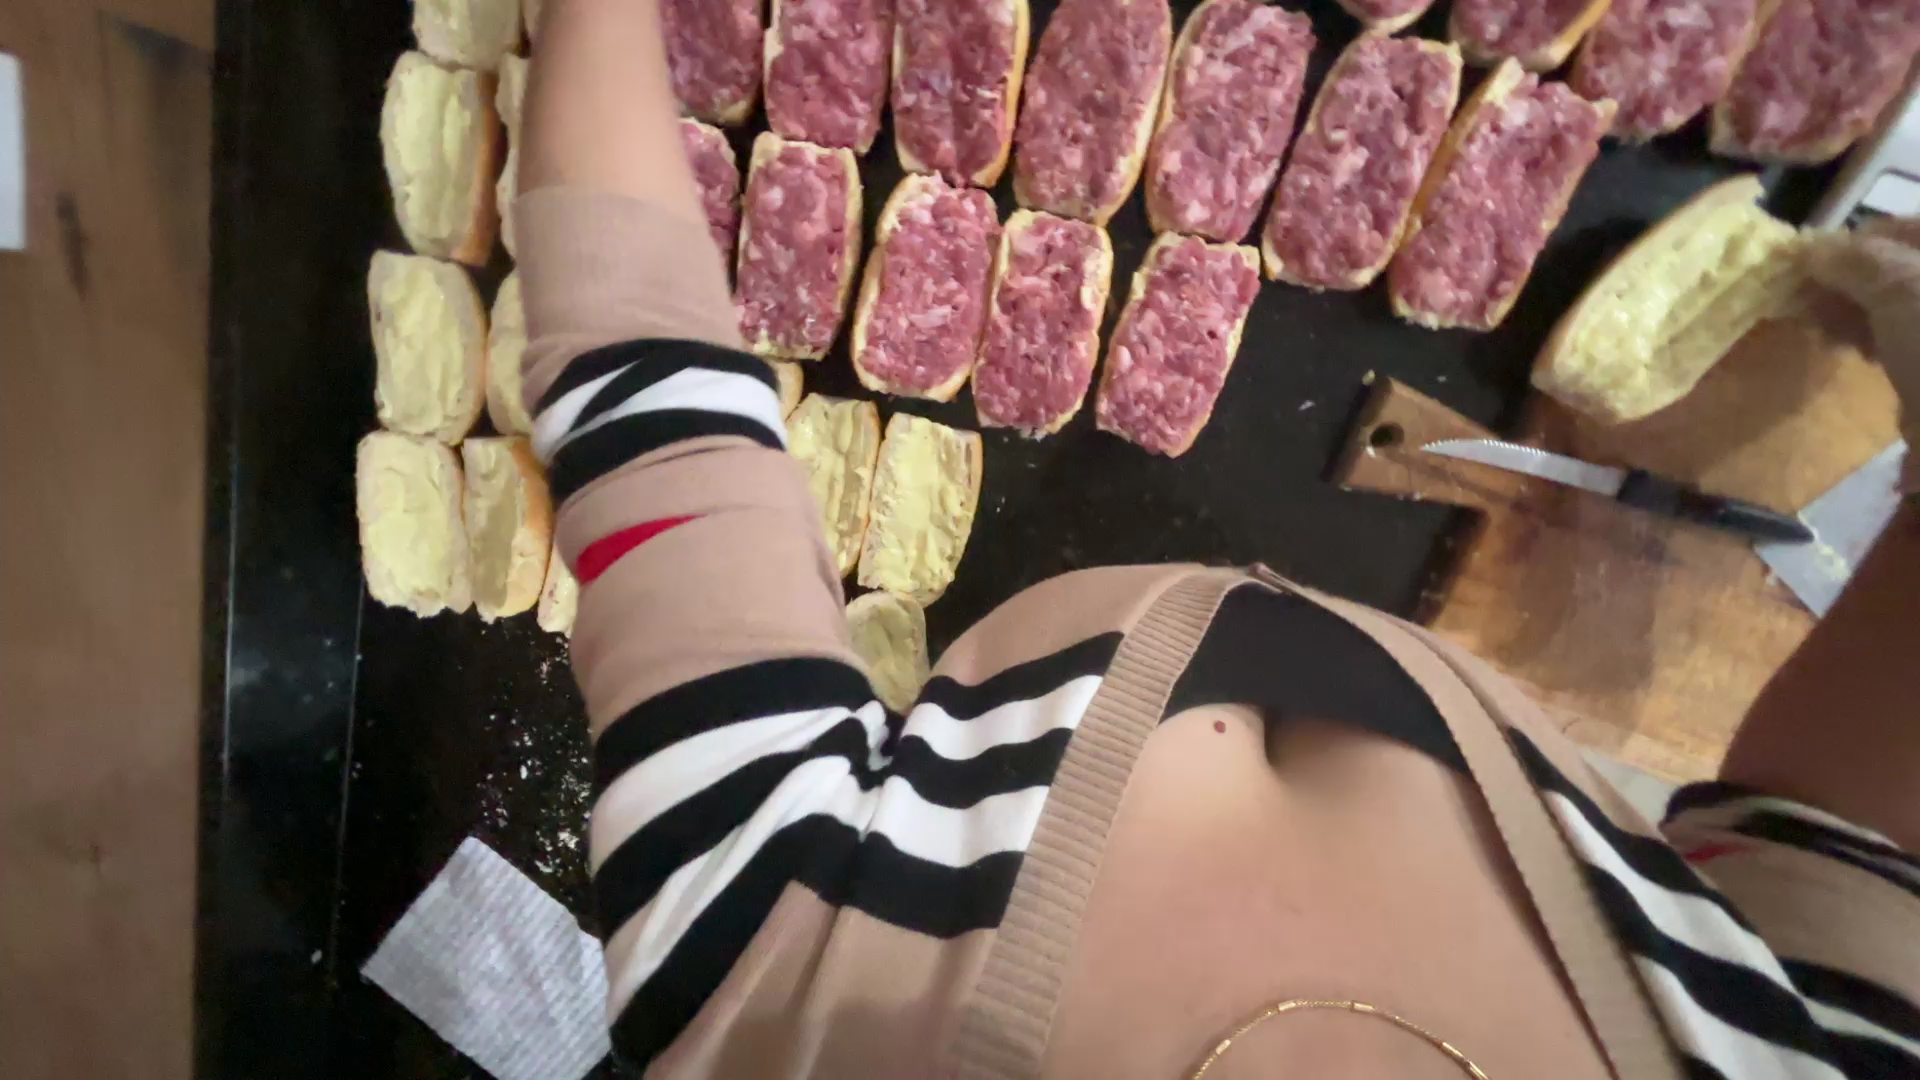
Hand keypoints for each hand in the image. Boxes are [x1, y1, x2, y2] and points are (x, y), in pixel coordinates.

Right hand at [1806, 220, 1919, 488]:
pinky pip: (1904, 328)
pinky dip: (1871, 331)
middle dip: (1850, 278)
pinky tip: (1847, 346)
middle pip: (1903, 263)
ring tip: (1819, 325)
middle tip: (1804, 299)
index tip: (1806, 264)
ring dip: (1853, 307)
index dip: (1858, 240)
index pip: (1911, 226)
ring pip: (1898, 297)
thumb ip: (1857, 262)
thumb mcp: (1903, 291)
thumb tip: (1808, 247)